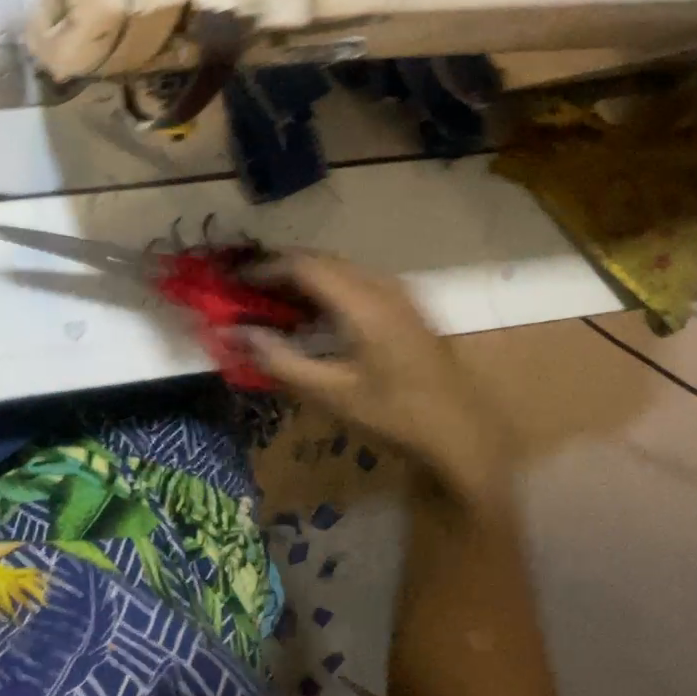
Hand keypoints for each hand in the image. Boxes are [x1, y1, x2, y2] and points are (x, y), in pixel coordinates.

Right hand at [241, 253, 512, 501]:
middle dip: (280, 268)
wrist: (463, 436)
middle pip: (321, 260)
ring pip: (340, 268)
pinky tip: (312, 313)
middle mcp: (382, 287)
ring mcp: (399, 294)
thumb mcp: (330, 393)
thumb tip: (234, 333)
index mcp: (363, 303)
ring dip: (303, 277)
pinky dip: (326, 287)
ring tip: (271, 298)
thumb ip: (280, 360)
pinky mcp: (407, 306)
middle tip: (245, 287)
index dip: (264, 268)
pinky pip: (356, 281)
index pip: (303, 266)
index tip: (232, 281)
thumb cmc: (395, 416)